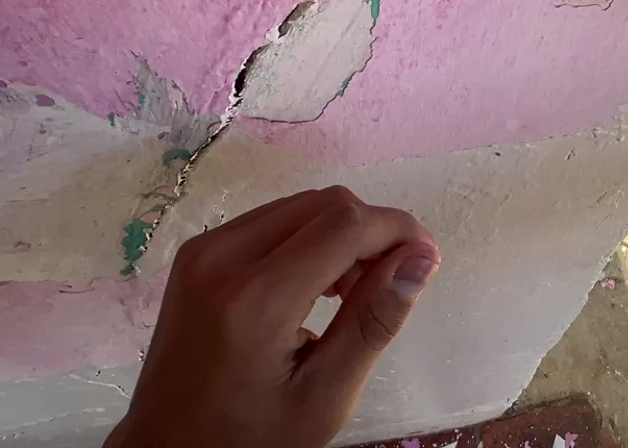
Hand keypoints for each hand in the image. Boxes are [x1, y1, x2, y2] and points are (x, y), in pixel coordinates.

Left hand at [105, 186, 438, 447]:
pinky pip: (275, 216)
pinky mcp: (200, 248)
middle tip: (390, 282)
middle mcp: (223, 256)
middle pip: (326, 203)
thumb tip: (421, 257)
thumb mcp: (323, 400)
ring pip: (303, 203)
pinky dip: (310, 235)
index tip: (427, 257)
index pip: (344, 225)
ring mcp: (206, 246)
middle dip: (371, 231)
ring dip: (342, 232)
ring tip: (353, 290)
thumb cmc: (250, 440)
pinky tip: (317, 280)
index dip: (396, 229)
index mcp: (253, 300)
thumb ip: (373, 322)